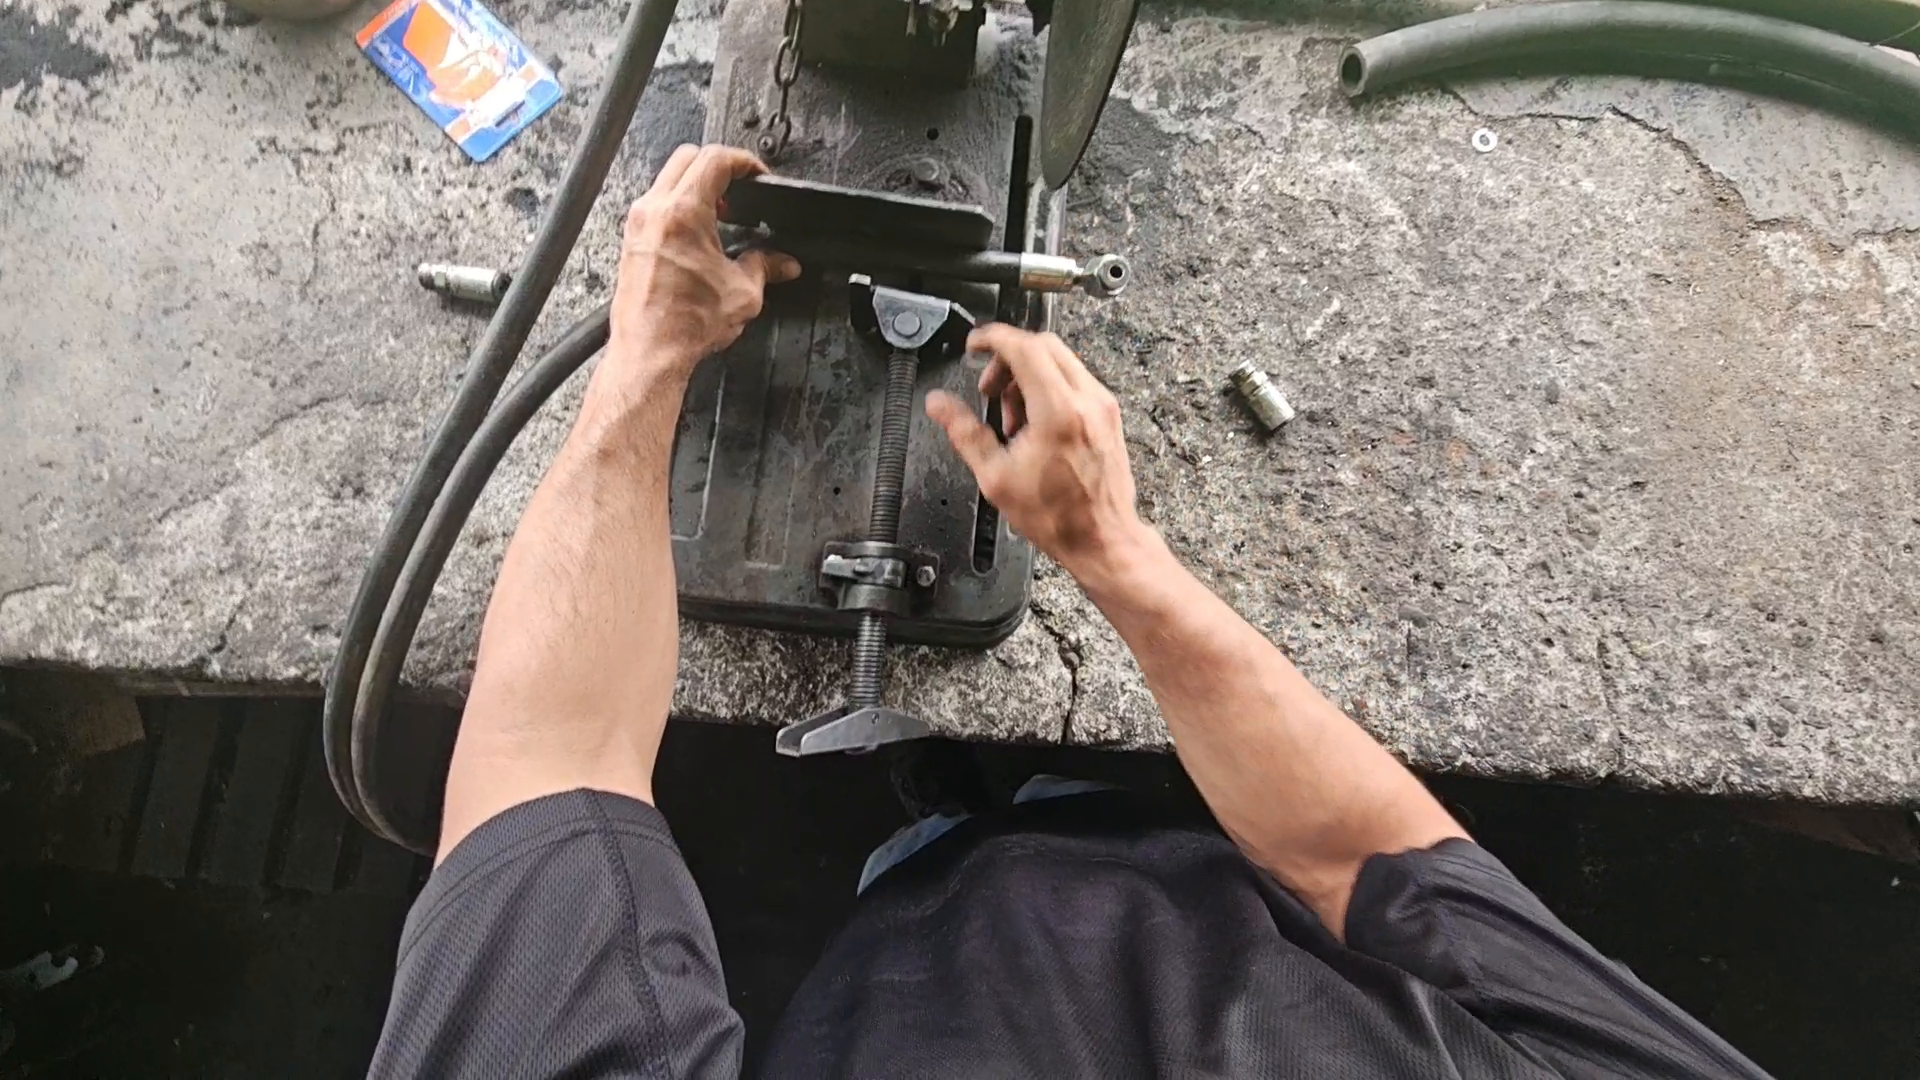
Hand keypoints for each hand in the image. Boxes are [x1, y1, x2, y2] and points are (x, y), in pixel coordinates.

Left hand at [607, 144, 800, 377]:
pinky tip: (700, 236)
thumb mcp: (743, 293)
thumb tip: (784, 264)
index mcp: (684, 213)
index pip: (715, 160)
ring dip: (697, 186)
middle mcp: (656, 210)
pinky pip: (658, 204)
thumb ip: (766, 268)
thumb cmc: (685, 324)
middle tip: (741, 190)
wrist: (651, 350)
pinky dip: (680, 206)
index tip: (757, 174)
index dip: (743, 162)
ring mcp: (639, 222)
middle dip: (719, 167)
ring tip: (722, 215)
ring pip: (669, 179)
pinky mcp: (633, 239)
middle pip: (687, 158)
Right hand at [925, 325, 1150, 582]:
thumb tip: (938, 405)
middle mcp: (1087, 400)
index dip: (993, 338)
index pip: (1024, 348)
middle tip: (989, 390)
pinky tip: (1034, 424)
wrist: (1102, 538)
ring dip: (1028, 375)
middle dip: (1008, 359)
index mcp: (1058, 412)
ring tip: (1012, 419)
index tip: (974, 345)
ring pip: (1060, 361)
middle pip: (1043, 346)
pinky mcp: (1108, 414)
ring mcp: (1102, 405)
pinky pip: (1074, 380)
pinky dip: (1049, 388)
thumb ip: (965, 432)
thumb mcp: (996, 477)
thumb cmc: (1057, 517)